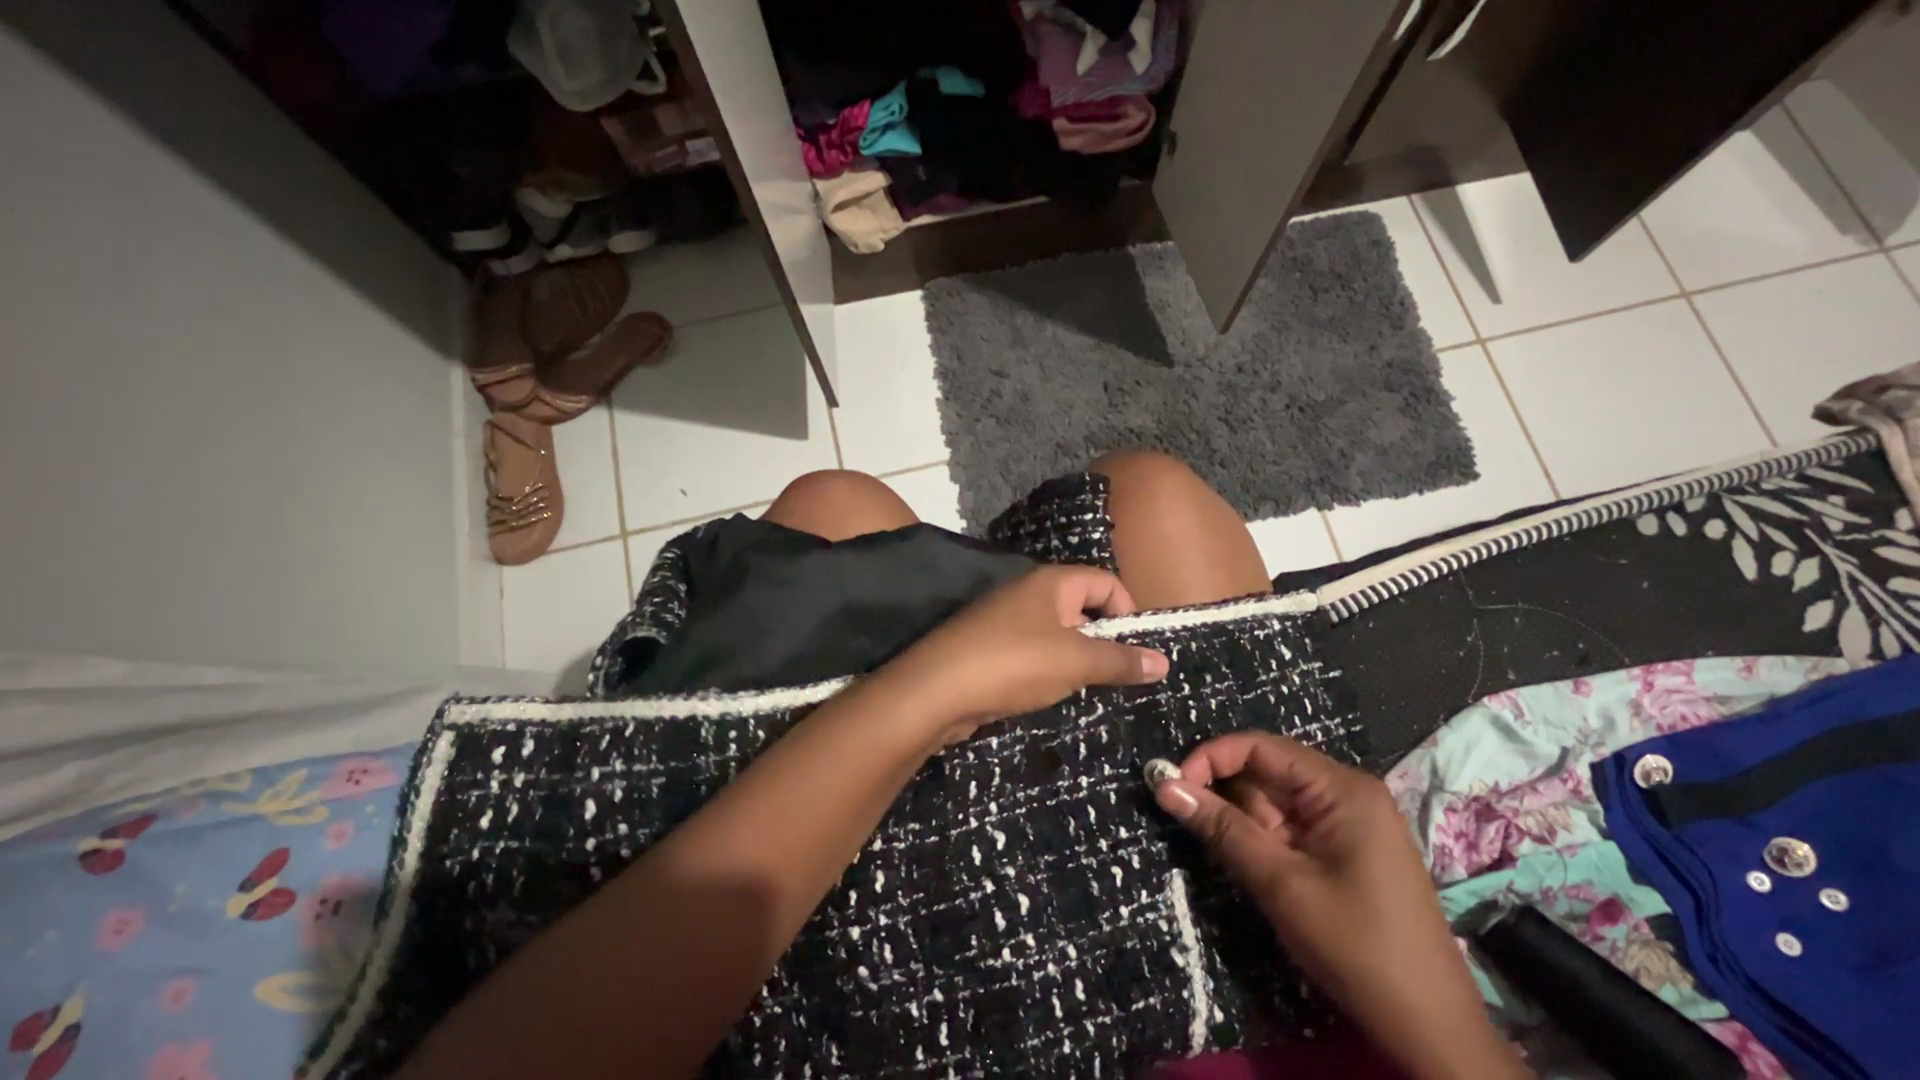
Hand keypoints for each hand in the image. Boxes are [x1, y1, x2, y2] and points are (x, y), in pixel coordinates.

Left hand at [874, 565, 1169, 746]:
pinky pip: (1031, 655)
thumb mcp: (1075, 661)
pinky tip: (1049, 696)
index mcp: (1050, 583)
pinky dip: (1046, 672)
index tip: (1138, 649)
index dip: (1127, 610)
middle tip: (1118, 674)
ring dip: (1074, 660)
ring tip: (1086, 689)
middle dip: (1102, 639)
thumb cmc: (1014, 663)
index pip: (1104, 581)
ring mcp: (1003, 621)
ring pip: (1055, 634)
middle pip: (1080, 606)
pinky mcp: (987, 650)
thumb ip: (1120, 660)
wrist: (936, 690)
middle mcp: (1027, 593)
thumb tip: (1164, 661)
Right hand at [1153, 734, 1529, 1079]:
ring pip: (1277, 802)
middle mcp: (1348, 794)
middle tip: (1182, 821)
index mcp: (1342, 789)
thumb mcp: (1281, 884)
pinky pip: (1293, 828)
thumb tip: (1166, 786)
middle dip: (1222, 791)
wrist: (1429, 1022)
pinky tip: (1245, 862)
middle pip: (1268, 771)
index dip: (1211, 759)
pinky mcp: (1348, 852)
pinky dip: (1262, 839)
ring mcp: (1351, 824)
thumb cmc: (1356, 946)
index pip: (1262, 747)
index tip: (1171, 789)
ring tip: (1214, 850)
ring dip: (1240, 820)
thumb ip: (1223, 830)